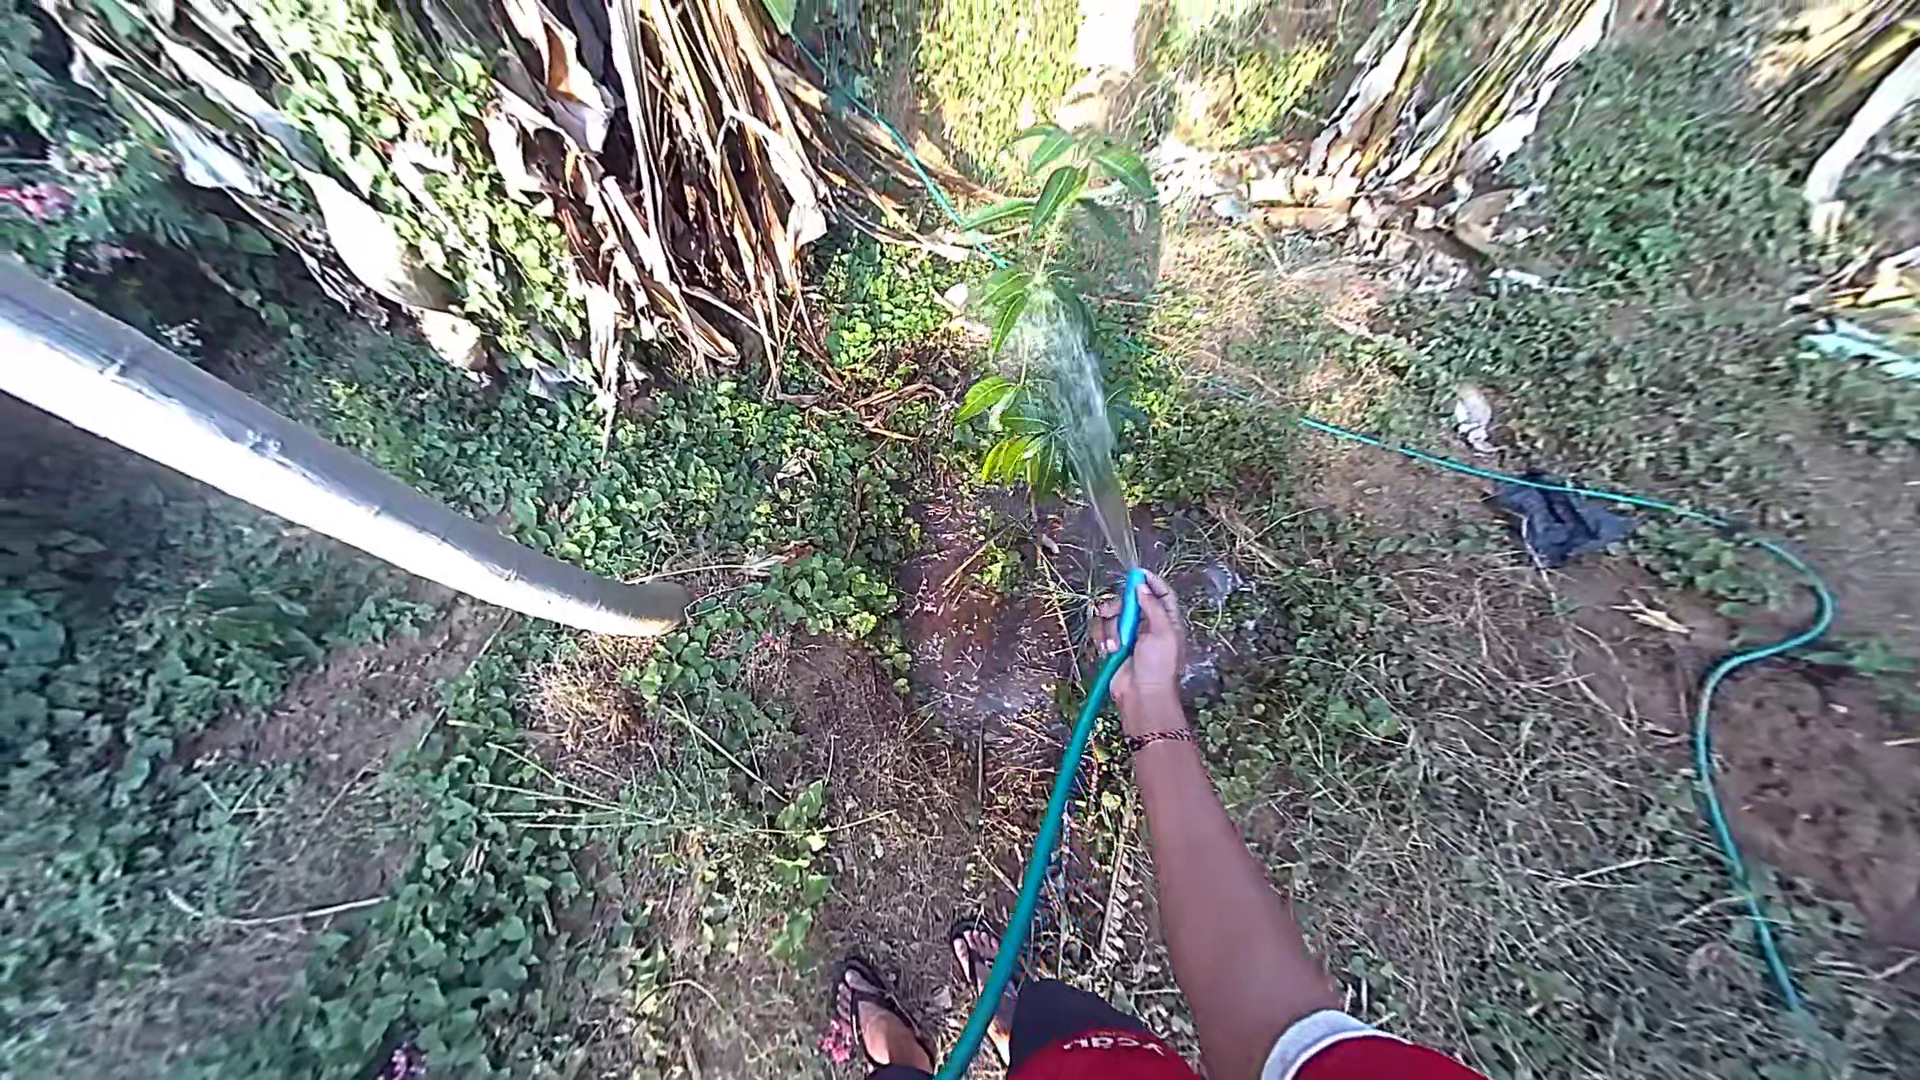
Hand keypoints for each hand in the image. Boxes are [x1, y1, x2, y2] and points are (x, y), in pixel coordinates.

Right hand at [1093, 570, 1186, 734]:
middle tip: (1113, 612)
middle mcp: (1147, 625)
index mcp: (1166, 621)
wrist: (1141, 695)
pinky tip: (1108, 649)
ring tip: (1113, 644)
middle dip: (1118, 606)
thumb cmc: (1158, 665)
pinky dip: (1102, 638)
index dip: (1150, 582)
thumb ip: (1152, 607)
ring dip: (1110, 628)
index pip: (1161, 594)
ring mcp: (1129, 636)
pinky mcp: (1113, 645)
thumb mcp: (1162, 633)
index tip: (1136, 573)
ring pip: (1112, 615)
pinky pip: (1102, 630)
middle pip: (1129, 601)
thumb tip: (1141, 586)